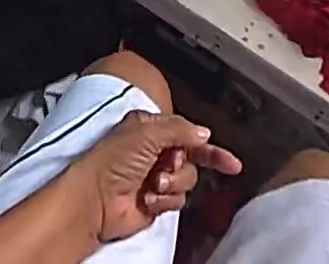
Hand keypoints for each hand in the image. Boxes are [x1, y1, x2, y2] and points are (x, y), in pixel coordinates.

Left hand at [62, 111, 241, 242]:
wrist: (97, 199)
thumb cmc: (115, 158)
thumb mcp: (146, 134)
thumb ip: (179, 130)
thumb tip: (204, 133)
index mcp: (151, 127)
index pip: (187, 132)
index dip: (207, 146)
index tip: (231, 163)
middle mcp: (155, 149)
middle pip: (191, 159)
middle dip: (180, 165)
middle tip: (166, 166)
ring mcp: (157, 176)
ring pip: (186, 180)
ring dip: (172, 184)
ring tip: (152, 184)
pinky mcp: (157, 201)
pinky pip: (177, 200)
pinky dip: (165, 200)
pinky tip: (148, 199)